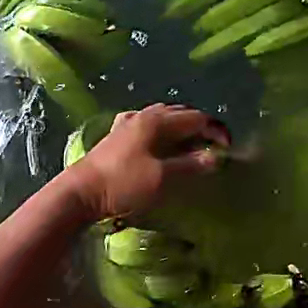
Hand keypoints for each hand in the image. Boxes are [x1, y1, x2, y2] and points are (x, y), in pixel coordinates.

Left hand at [59, 104, 228, 221]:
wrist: (79, 194)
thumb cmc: (123, 184)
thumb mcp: (162, 177)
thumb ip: (190, 165)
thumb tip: (215, 157)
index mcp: (157, 121)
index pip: (196, 118)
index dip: (215, 130)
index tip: (227, 148)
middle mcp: (143, 115)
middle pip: (180, 113)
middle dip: (200, 126)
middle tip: (213, 145)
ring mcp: (127, 124)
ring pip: (162, 116)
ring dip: (181, 127)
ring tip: (192, 144)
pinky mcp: (117, 136)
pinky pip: (147, 124)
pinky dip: (162, 129)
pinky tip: (160, 140)